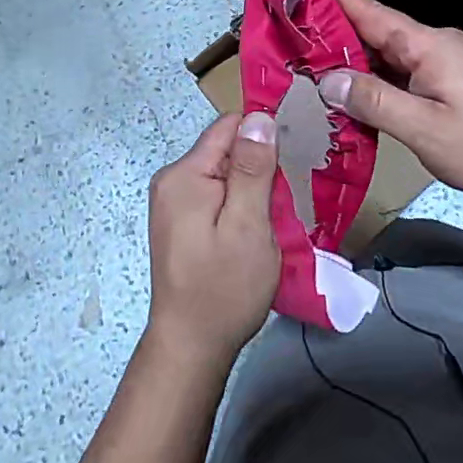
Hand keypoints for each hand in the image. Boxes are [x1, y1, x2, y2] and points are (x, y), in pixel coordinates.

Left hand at [144, 112, 281, 366]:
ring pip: (225, 174)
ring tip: (270, 224)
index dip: (263, 136)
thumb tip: (259, 117)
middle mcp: (172, 180)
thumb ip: (253, 169)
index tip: (291, 161)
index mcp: (185, 175)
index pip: (229, 127)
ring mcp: (172, 201)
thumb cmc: (224, 288)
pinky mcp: (179, 220)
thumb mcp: (247, 226)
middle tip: (282, 205)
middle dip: (259, 170)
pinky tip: (251, 234)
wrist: (190, 345)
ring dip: (252, 192)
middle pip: (227, 150)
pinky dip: (238, 207)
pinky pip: (215, 195)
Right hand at [314, 0, 462, 213]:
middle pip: (372, 29)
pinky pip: (400, 71)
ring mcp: (444, 62)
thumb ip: (375, 102)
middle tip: (284, 28)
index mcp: (428, 45)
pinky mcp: (451, 81)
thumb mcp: (429, 131)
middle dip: (328, 26)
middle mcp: (434, 44)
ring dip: (348, 55)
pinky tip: (351, 91)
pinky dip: (370, 77)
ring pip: (385, 53)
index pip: (368, 11)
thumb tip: (327, 80)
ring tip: (304, 60)